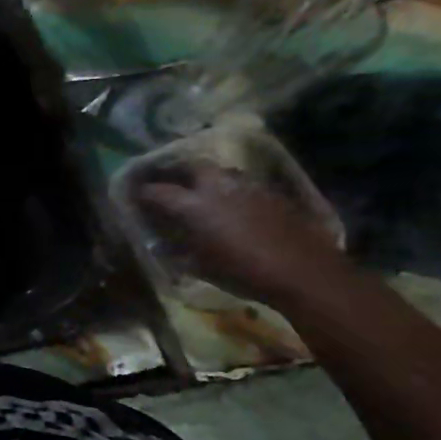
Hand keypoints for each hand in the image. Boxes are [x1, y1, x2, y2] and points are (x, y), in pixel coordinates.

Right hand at [133, 162, 350, 306]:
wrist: (305, 272)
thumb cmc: (244, 273)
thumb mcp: (201, 267)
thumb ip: (178, 251)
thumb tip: (161, 244)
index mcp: (194, 205)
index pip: (157, 191)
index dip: (143, 192)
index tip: (135, 195)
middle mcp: (217, 187)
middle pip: (191, 166)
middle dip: (177, 172)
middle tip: (170, 182)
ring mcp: (248, 186)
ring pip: (220, 173)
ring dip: (207, 179)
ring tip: (203, 192)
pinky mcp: (273, 193)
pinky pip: (244, 185)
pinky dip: (232, 191)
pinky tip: (235, 206)